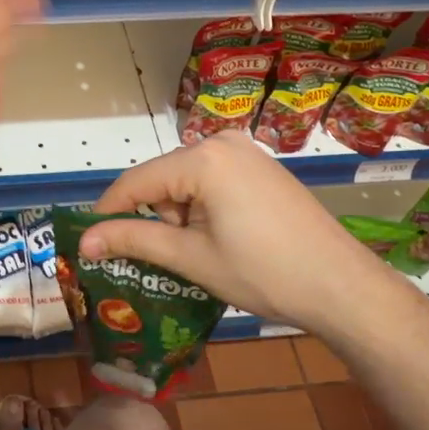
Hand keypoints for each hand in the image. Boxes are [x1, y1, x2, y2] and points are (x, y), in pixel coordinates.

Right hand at [81, 130, 394, 336]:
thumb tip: (85, 241)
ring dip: (183, 215)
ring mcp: (246, 151)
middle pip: (164, 178)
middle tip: (176, 259)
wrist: (343, 287)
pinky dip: (206, 207)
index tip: (89, 240)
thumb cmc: (264, 272)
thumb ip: (135, 241)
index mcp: (202, 158)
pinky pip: (214, 180)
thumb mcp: (192, 258)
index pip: (137, 181)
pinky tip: (226, 240)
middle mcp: (222, 141)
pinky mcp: (262, 166)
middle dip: (158, 218)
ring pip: (188, 180)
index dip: (110, 212)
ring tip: (206, 254)